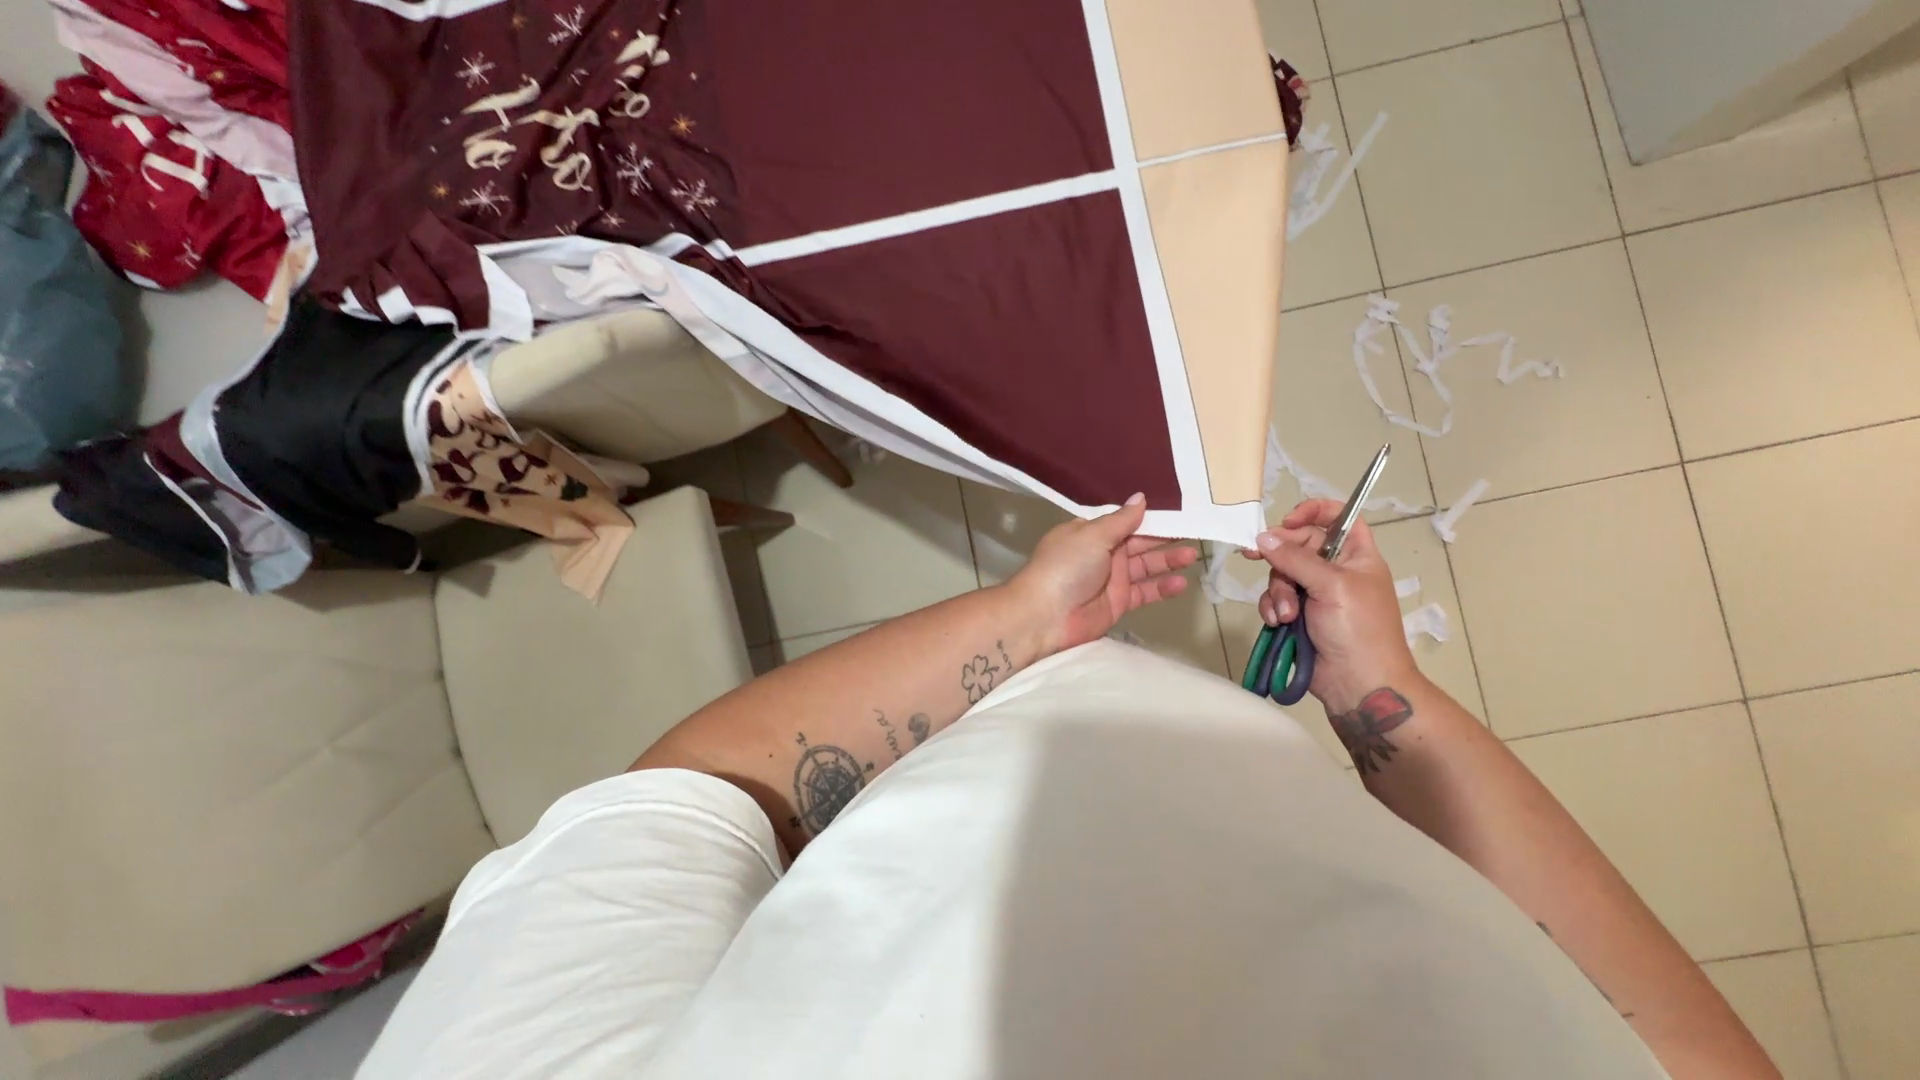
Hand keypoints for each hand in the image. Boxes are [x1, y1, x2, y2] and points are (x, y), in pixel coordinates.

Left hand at [1009, 493, 1198, 656]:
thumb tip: (1141, 497)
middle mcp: (1102, 553)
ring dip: (1168, 561)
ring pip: (1145, 567)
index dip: (1149, 517)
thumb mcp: (1091, 535)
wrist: (1045, 616)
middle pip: (1139, 542)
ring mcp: (1111, 579)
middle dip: (1164, 537)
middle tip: (1195, 531)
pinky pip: (1145, 592)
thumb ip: (1121, 520)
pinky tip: (1182, 583)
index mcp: (1090, 532)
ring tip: (1193, 555)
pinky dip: (1163, 588)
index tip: (1177, 510)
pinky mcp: (1119, 603)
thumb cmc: (1066, 567)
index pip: (1125, 521)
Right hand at [1244, 499, 1419, 712]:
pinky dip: (1272, 609)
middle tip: (1254, 556)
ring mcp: (1315, 594)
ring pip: (1281, 574)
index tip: (1287, 521)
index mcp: (1356, 555)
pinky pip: (1275, 600)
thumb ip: (1295, 558)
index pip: (1338, 517)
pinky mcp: (1298, 616)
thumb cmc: (1358, 628)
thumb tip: (1262, 536)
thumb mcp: (1332, 586)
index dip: (1313, 512)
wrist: (1359, 684)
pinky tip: (1278, 624)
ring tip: (1286, 616)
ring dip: (1277, 592)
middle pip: (1297, 545)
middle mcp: (1336, 570)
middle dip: (1280, 559)